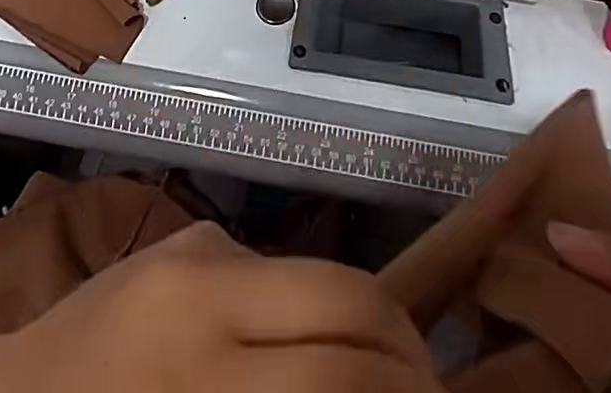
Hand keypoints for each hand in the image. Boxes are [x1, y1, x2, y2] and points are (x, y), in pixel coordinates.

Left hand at [0, 221, 442, 392]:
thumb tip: (367, 391)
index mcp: (202, 372)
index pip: (347, 371)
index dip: (411, 392)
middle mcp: (206, 288)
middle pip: (353, 298)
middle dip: (406, 350)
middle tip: (423, 389)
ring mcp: (195, 246)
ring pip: (325, 273)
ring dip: (362, 324)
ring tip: (372, 368)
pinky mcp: (187, 234)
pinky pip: (278, 266)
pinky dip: (307, 309)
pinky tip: (296, 346)